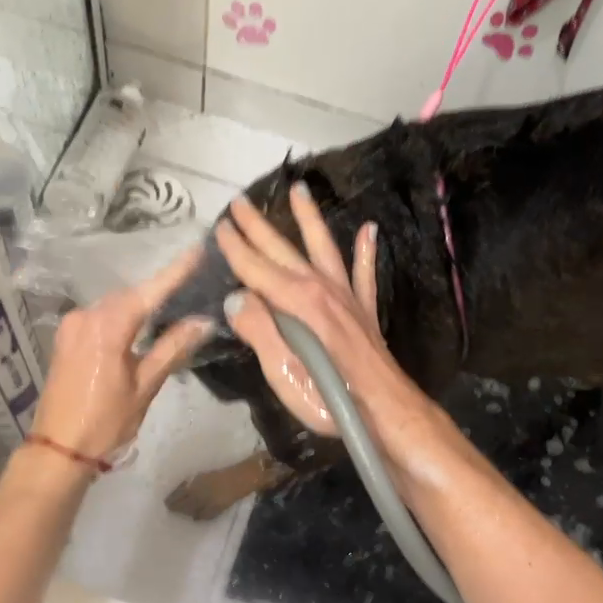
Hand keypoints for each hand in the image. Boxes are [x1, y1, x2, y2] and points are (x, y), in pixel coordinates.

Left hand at [30, 246, 212, 463]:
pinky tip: (139, 328)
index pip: (150, 292)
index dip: (176, 272)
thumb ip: (172, 349)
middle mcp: (86, 316)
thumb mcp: (144, 386)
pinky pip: (100, 319)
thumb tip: (202, 322)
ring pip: (115, 307)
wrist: (58, 448)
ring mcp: (72, 326)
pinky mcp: (66, 338)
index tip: (198, 250)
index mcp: (107, 327)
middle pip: (130, 296)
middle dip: (159, 292)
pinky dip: (122, 319)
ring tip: (171, 309)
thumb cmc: (106, 422)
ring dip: (140, 307)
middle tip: (192, 287)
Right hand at [215, 187, 432, 436]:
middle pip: (284, 251)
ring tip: (299, 191)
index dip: (236, 249)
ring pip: (324, 248)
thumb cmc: (329, 399)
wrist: (383, 411)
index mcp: (299, 303)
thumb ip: (259, 332)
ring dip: (309, 219)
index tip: (219, 228)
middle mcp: (323, 290)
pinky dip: (365, 251)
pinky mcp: (364, 312)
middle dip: (259, 226)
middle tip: (240, 201)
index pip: (257, 269)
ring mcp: (347, 298)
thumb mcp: (282, 373)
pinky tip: (368, 230)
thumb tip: (237, 298)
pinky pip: (364, 274)